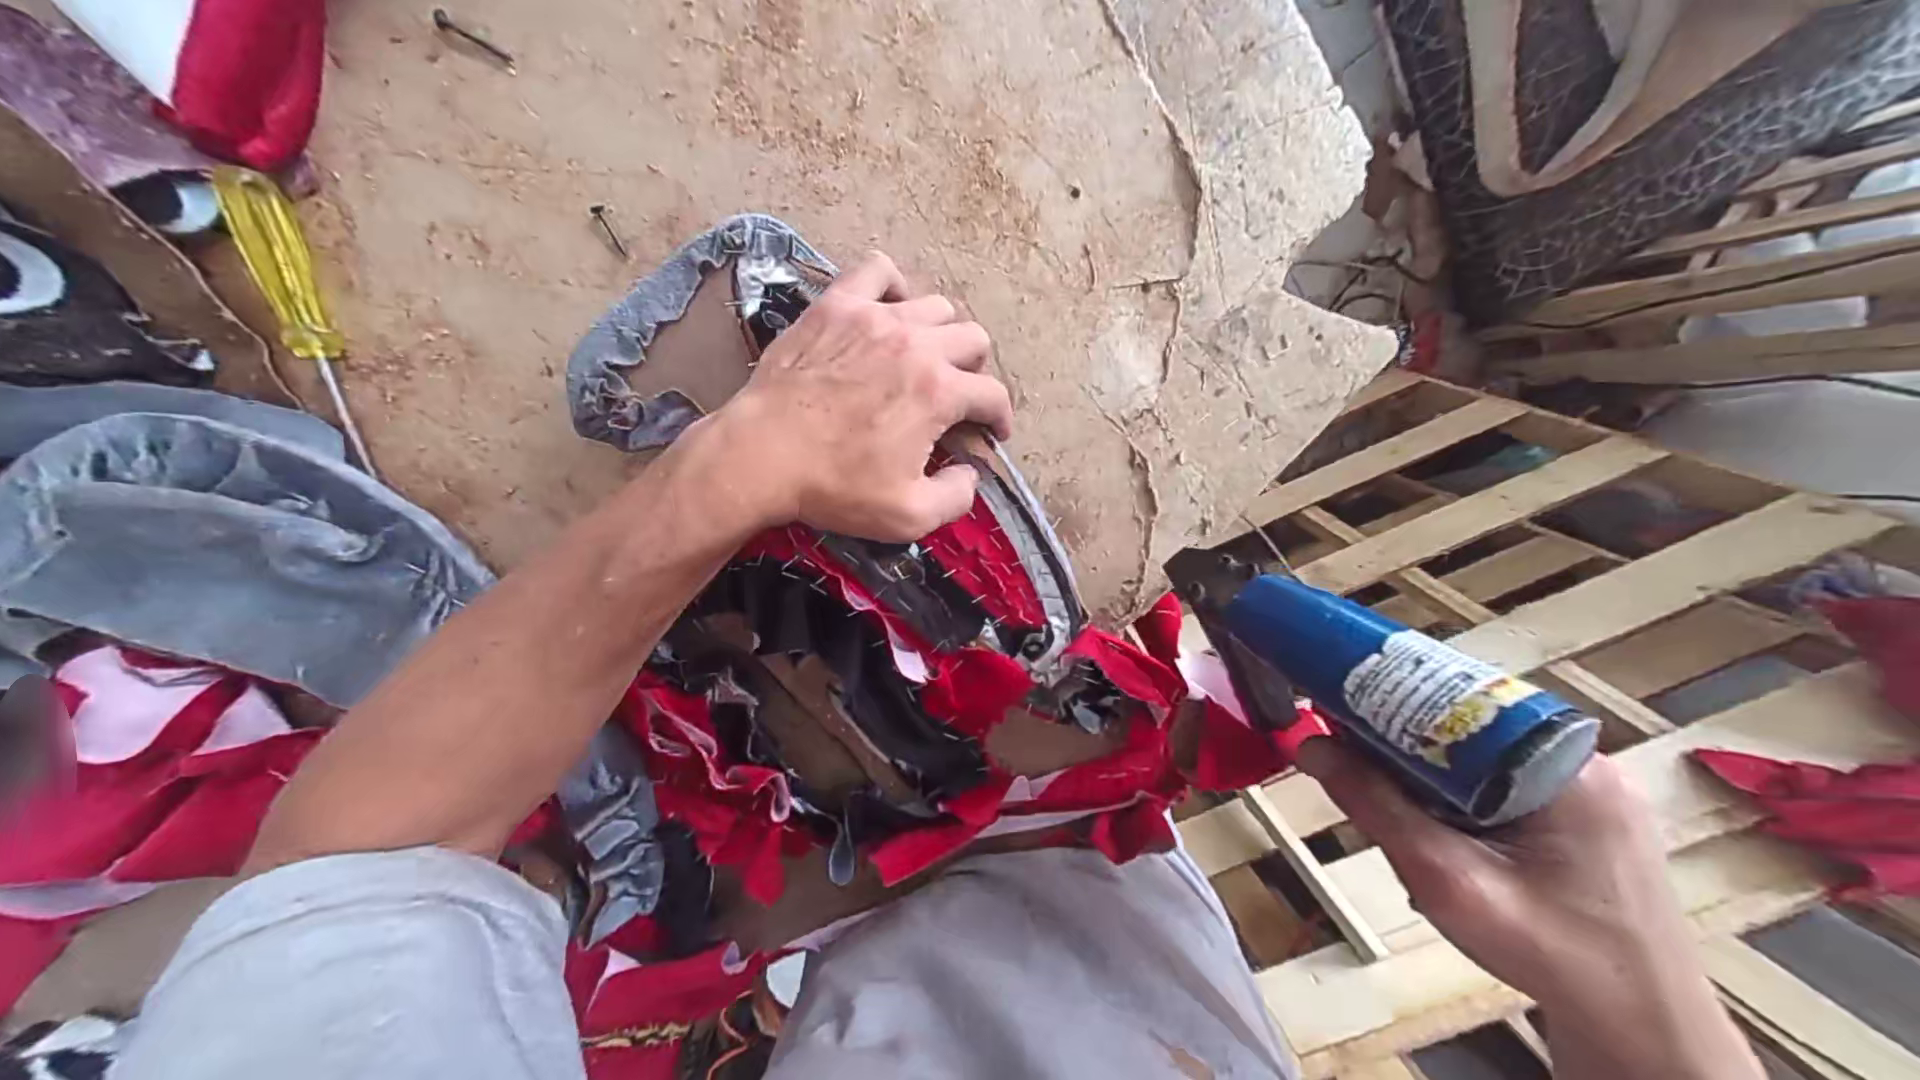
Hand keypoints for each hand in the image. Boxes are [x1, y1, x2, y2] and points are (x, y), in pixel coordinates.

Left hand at [696, 252, 1014, 541]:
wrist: (760, 456)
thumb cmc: (834, 488)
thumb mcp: (909, 515)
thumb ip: (957, 496)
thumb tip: (970, 474)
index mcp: (939, 392)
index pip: (992, 395)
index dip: (999, 418)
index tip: (990, 433)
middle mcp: (916, 344)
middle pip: (973, 340)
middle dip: (974, 372)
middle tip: (956, 397)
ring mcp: (875, 317)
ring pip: (935, 305)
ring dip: (941, 334)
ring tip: (924, 358)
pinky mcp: (836, 306)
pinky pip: (877, 271)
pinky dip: (893, 287)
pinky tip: (889, 311)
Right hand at [1297, 738, 1762, 1079]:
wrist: (1642, 1030)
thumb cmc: (1550, 954)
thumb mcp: (1446, 879)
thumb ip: (1375, 805)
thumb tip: (1307, 743)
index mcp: (1564, 763)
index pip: (1455, 698)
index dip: (1387, 695)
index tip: (1328, 701)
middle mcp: (1578, 756)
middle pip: (1460, 718)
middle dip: (1397, 736)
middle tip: (1347, 758)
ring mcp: (1582, 781)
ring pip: (1470, 744)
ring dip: (1418, 761)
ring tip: (1382, 793)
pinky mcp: (1576, 805)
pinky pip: (1490, 768)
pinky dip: (1445, 781)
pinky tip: (1427, 816)